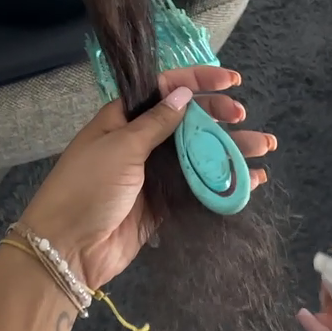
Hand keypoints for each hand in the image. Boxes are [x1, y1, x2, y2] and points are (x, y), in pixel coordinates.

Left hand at [17, 66, 273, 291]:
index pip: (166, 88)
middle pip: (187, 120)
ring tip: (264, 147)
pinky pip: (198, 188)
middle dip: (218, 115)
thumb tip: (183, 93)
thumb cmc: (88, 187)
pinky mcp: (163, 206)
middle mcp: (141, 141)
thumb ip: (156, 123)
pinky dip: (224, 183)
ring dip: (230, 149)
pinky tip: (252, 180)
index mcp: (124, 118)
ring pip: (198, 154)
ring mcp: (153, 174)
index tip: (231, 81)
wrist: (67, 250)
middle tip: (243, 116)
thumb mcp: (121, 147)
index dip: (198, 81)